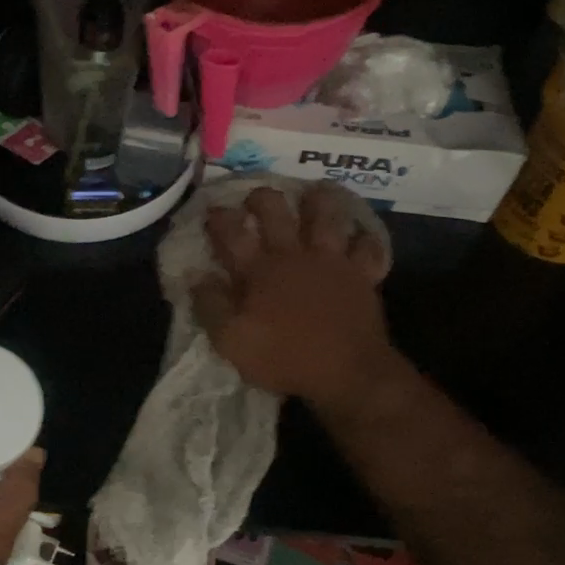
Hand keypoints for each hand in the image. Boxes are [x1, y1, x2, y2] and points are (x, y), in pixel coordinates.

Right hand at [192, 185, 402, 409]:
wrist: (346, 372)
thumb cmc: (284, 357)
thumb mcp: (231, 341)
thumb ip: (211, 306)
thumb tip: (197, 277)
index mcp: (259, 271)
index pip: (232, 233)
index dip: (219, 218)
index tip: (211, 211)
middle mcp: (294, 256)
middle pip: (277, 212)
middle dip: (263, 199)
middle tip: (256, 197)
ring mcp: (332, 262)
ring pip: (327, 217)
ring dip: (320, 201)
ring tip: (315, 192)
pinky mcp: (361, 276)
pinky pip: (367, 248)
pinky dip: (364, 239)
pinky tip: (360, 235)